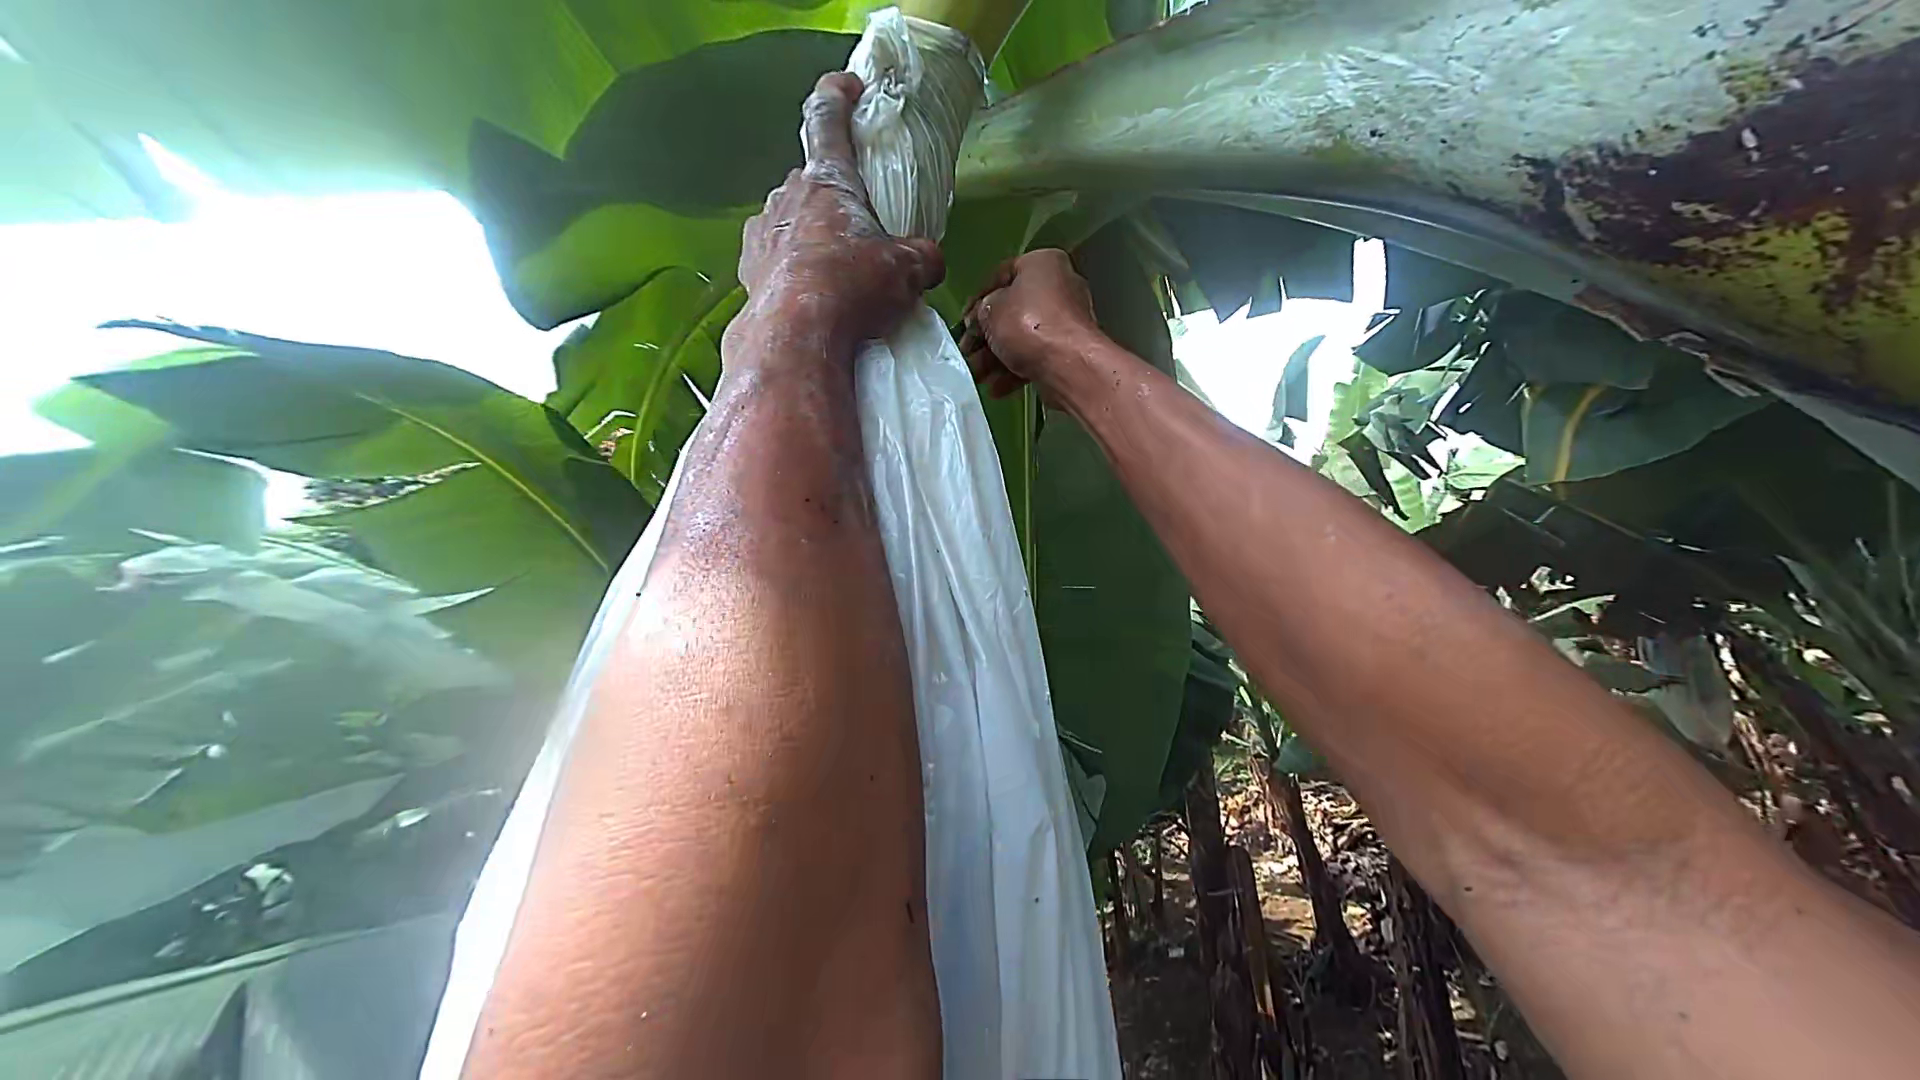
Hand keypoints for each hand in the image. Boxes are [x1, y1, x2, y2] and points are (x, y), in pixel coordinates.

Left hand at [732, 73, 945, 360]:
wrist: (798, 337)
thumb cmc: (852, 289)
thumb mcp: (908, 271)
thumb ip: (923, 257)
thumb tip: (930, 262)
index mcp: (828, 181)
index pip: (827, 119)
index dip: (838, 96)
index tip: (848, 88)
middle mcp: (787, 196)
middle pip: (811, 181)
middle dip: (834, 197)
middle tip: (859, 228)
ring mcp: (762, 232)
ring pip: (790, 219)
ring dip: (811, 235)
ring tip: (835, 271)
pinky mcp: (748, 269)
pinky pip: (774, 257)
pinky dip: (792, 268)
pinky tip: (809, 294)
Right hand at [959, 250, 1104, 399]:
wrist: (1067, 365)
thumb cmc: (1029, 325)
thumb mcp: (989, 309)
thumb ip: (981, 310)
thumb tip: (981, 319)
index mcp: (1043, 263)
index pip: (1001, 276)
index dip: (977, 300)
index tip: (964, 321)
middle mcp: (1060, 287)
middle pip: (1012, 311)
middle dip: (985, 335)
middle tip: (966, 351)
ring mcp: (1067, 322)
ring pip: (1022, 338)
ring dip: (995, 358)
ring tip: (976, 374)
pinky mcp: (1068, 352)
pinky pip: (1035, 357)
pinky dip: (1014, 370)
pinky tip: (996, 387)